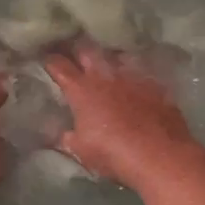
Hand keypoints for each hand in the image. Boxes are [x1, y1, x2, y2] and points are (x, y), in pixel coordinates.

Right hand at [44, 42, 204, 187]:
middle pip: (87, 50)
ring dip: (110, 58)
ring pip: (117, 56)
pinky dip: (136, 72)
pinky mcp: (156, 84)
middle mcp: (106, 76)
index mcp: (82, 90)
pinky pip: (142, 70)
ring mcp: (133, 77)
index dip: (51, 60)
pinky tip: (137, 79)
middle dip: (78, 49)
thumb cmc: (112, 152)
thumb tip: (61, 133)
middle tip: (74, 52)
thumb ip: (68, 138)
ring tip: (108, 62)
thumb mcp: (81, 150)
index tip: (46, 58)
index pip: (60, 66)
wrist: (158, 154)